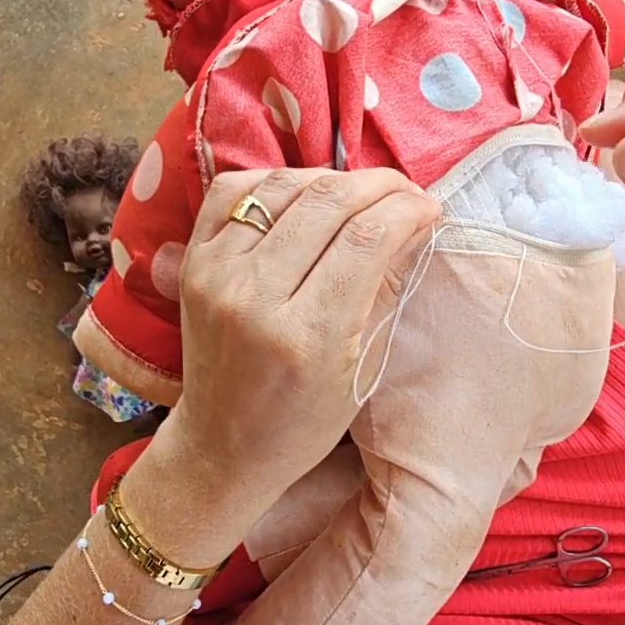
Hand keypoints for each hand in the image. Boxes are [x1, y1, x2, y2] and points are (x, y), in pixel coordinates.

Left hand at [129, 168, 439, 559]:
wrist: (221, 445)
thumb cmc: (303, 423)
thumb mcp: (361, 369)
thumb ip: (385, 289)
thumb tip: (415, 222)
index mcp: (304, 336)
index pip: (366, 239)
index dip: (407, 209)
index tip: (430, 206)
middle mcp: (253, 296)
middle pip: (327, 204)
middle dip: (379, 186)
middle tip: (405, 192)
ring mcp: (215, 274)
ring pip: (282, 187)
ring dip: (332, 179)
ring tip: (360, 193)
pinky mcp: (193, 262)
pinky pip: (232, 191)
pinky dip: (274, 180)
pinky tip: (303, 194)